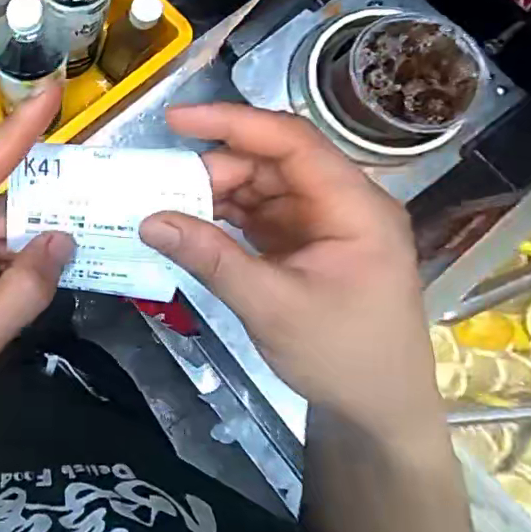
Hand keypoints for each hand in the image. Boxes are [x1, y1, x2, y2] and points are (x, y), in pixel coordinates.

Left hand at [0, 88, 73, 411]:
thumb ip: (25, 289)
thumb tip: (63, 239)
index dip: (18, 130)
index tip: (51, 90)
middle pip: (2, 200)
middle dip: (47, 207)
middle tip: (97, 209)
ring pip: (5, 222)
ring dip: (34, 241)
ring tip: (76, 256)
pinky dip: (21, 255)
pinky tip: (45, 272)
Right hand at [137, 104, 440, 436]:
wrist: (379, 411)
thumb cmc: (343, 357)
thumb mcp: (272, 307)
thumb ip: (211, 258)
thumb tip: (151, 221)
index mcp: (354, 206)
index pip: (290, 141)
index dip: (231, 122)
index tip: (175, 120)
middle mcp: (342, 203)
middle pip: (272, 162)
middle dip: (216, 170)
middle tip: (165, 190)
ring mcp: (325, 223)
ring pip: (263, 186)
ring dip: (218, 194)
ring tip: (174, 210)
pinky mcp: (308, 242)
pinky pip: (262, 214)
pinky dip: (227, 217)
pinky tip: (195, 227)